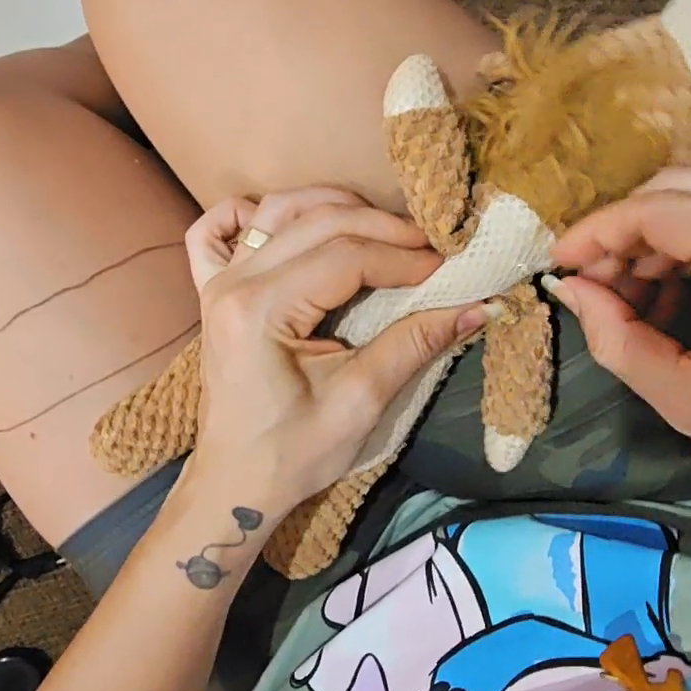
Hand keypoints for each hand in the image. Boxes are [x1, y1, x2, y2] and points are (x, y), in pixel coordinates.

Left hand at [181, 187, 488, 513]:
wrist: (234, 483)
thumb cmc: (292, 454)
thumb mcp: (358, 403)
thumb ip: (413, 344)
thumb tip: (480, 306)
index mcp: (259, 311)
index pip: (345, 258)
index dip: (403, 258)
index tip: (448, 267)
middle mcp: (231, 284)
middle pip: (316, 224)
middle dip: (381, 228)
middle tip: (429, 246)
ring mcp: (215, 283)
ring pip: (276, 213)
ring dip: (331, 208)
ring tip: (381, 228)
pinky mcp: (211, 291)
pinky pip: (215, 231)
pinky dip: (250, 215)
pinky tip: (286, 223)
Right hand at [547, 168, 690, 513]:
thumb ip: (620, 344)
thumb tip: (575, 292)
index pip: (658, 208)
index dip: (597, 232)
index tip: (560, 265)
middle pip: (679, 184)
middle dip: (624, 230)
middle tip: (596, 285)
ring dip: (660, 231)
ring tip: (637, 293)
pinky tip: (686, 283)